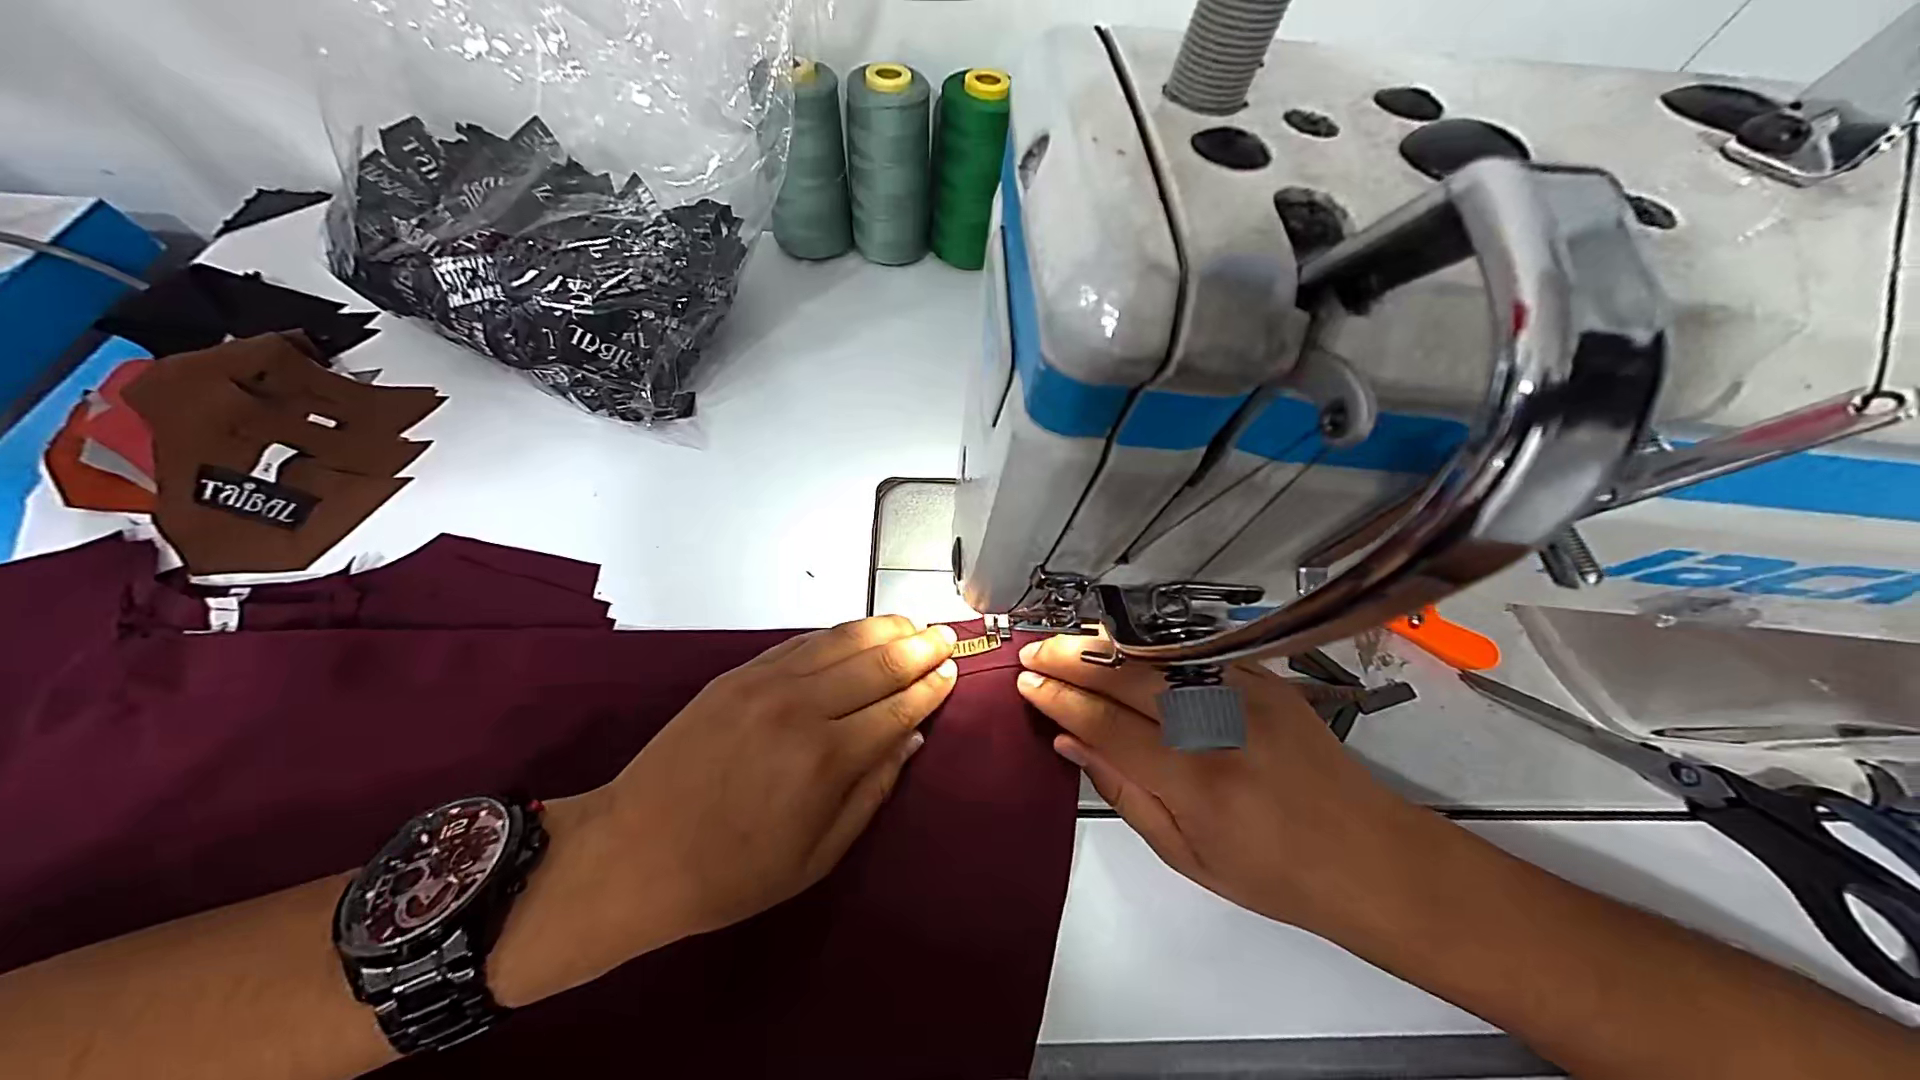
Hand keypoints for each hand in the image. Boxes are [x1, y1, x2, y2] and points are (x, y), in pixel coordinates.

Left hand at [599, 616, 958, 944]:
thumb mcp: (817, 856)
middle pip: (878, 661)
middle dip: (919, 646)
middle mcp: (801, 708)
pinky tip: (857, 631)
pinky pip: (801, 641)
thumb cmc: (731, 872)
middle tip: (945, 636)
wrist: (633, 852)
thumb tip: (910, 740)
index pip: (898, 707)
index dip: (931, 687)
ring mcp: (765, 683)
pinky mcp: (738, 675)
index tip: (952, 671)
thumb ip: (872, 792)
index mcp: (826, 759)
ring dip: (884, 627)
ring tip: (912, 623)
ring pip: (842, 639)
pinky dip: (837, 633)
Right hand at [1016, 635, 1440, 936]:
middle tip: (1034, 653)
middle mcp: (1217, 726)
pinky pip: (1194, 653)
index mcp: (1193, 779)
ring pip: (1156, 653)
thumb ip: (1121, 789)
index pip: (1105, 723)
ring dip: (1103, 646)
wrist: (1368, 854)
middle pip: (1125, 675)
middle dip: (1069, 658)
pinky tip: (1122, 647)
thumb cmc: (1275, 872)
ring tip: (1065, 645)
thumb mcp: (1183, 852)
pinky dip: (1150, 647)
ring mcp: (1245, 694)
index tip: (1028, 686)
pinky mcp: (1265, 679)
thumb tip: (1071, 744)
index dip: (1059, 700)